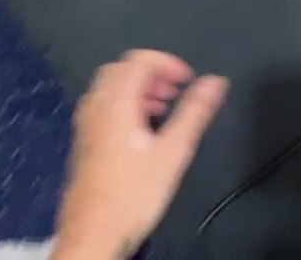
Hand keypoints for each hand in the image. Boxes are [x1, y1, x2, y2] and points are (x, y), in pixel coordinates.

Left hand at [51, 51, 228, 259]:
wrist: (91, 241)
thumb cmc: (132, 195)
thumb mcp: (173, 152)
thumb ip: (195, 113)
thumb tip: (216, 81)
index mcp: (116, 105)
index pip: (138, 60)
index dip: (167, 62)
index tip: (187, 80)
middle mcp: (96, 110)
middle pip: (121, 69)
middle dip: (151, 73)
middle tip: (174, 91)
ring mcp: (86, 127)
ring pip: (111, 88)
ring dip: (139, 89)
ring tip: (163, 109)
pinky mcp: (84, 145)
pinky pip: (104, 107)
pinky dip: (126, 105)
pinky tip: (144, 132)